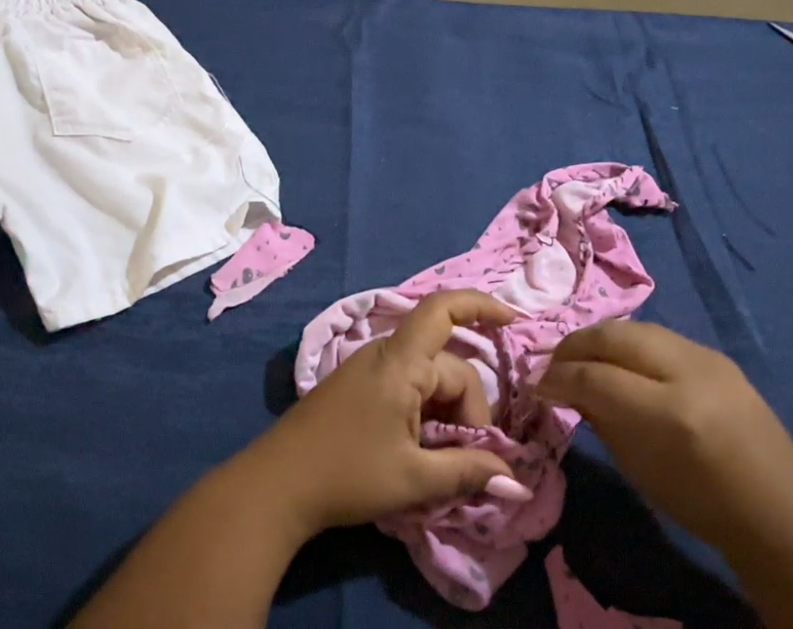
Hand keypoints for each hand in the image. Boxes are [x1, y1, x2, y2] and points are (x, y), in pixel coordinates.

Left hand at [239, 289, 524, 535]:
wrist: (275, 486)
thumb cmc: (347, 474)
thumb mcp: (414, 478)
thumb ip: (467, 472)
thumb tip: (516, 479)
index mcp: (401, 363)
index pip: (444, 311)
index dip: (481, 306)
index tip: (515, 321)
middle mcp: (385, 356)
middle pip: (447, 365)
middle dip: (469, 408)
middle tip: (472, 459)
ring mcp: (367, 370)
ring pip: (428, 379)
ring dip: (448, 413)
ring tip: (446, 460)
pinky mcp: (357, 388)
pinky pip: (406, 387)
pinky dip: (426, 412)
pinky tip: (423, 450)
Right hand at [538, 319, 792, 554]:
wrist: (776, 510)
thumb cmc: (699, 502)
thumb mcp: (636, 467)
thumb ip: (600, 418)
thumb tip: (567, 388)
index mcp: (666, 412)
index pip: (594, 375)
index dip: (557, 376)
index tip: (534, 384)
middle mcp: (687, 373)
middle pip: (612, 336)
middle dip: (573, 346)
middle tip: (551, 363)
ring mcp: (706, 358)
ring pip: (635, 328)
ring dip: (600, 339)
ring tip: (580, 357)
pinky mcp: (717, 356)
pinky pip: (659, 337)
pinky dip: (629, 344)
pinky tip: (619, 361)